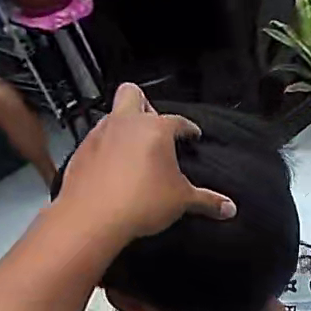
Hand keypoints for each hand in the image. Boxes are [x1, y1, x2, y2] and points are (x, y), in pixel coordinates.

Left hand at [51, 83, 232, 247]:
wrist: (93, 217)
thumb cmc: (142, 201)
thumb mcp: (183, 201)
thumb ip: (208, 201)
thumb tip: (230, 208)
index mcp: (155, 129)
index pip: (178, 120)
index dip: (188, 129)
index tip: (193, 136)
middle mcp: (125, 122)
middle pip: (133, 94)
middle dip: (146, 106)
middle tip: (156, 130)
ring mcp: (99, 134)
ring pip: (112, 115)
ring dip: (125, 127)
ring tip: (137, 152)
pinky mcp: (81, 151)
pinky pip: (97, 140)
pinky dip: (108, 149)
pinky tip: (116, 169)